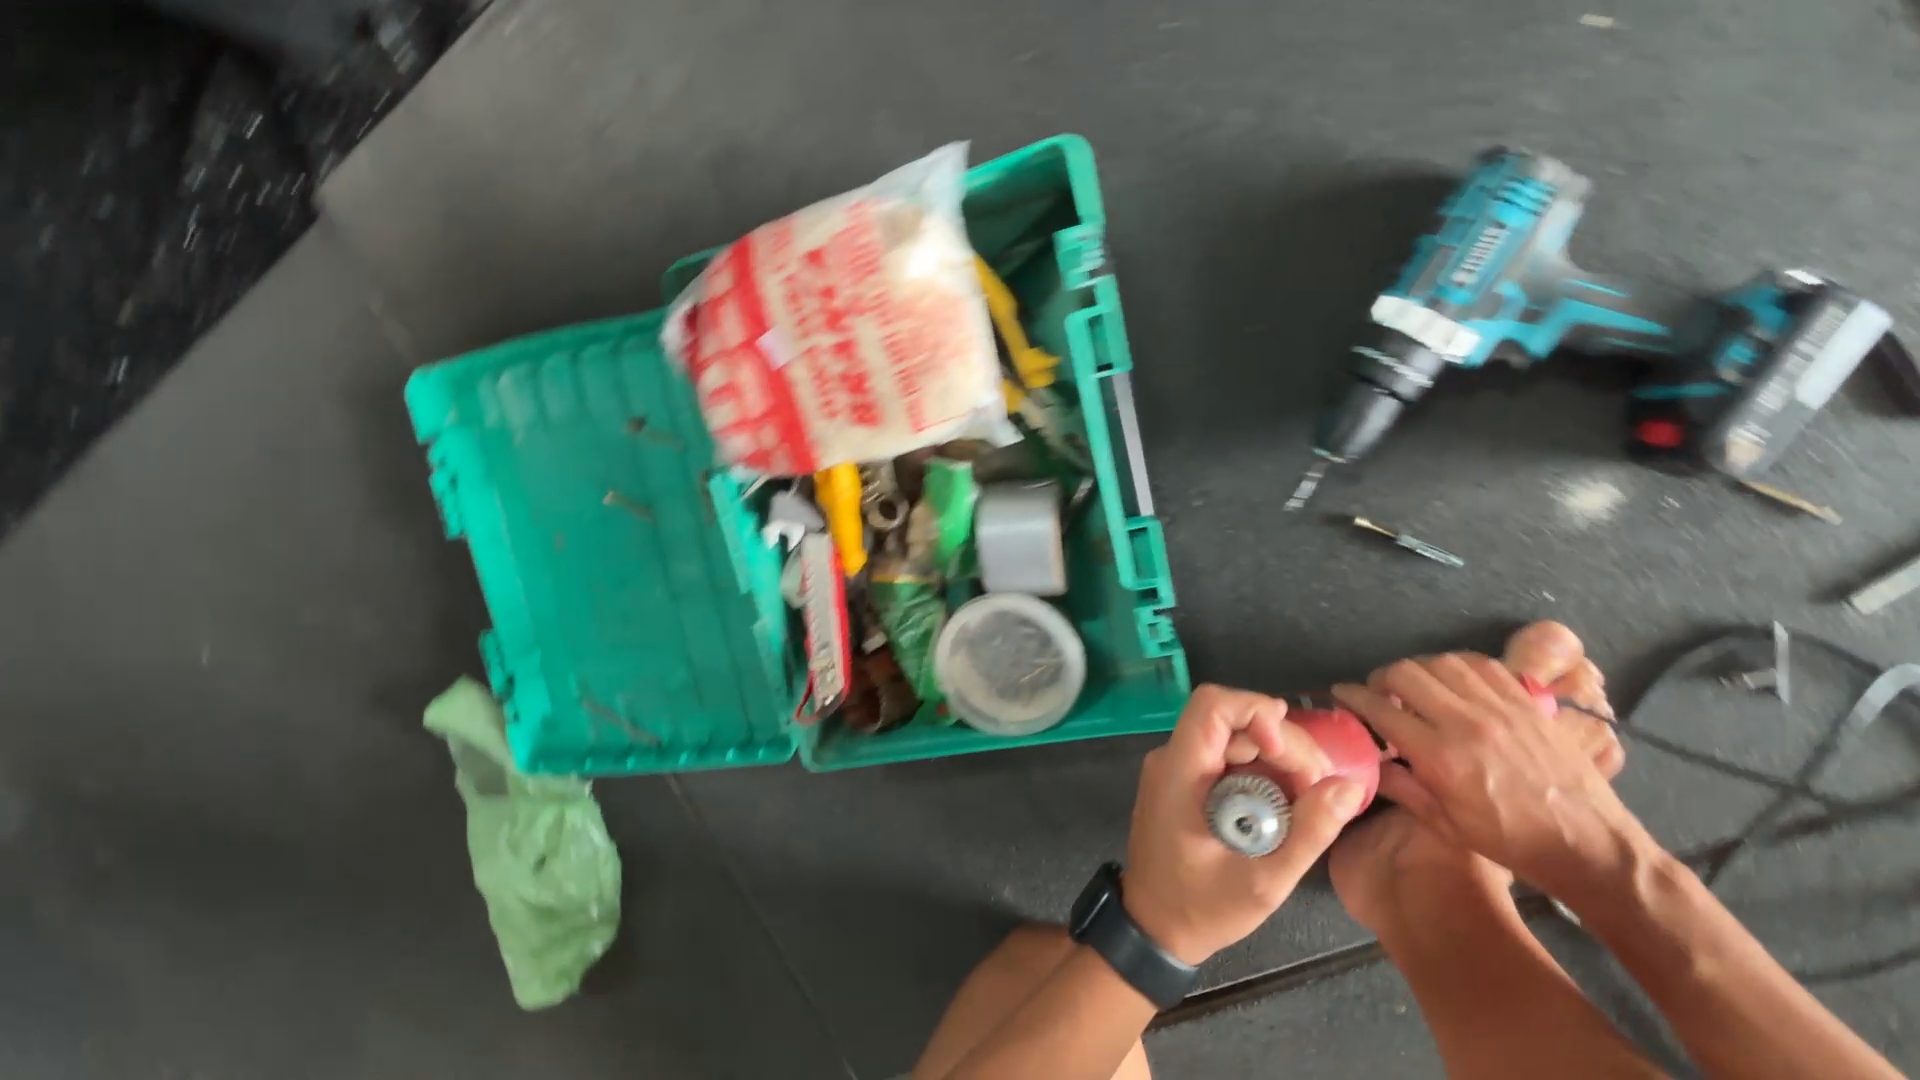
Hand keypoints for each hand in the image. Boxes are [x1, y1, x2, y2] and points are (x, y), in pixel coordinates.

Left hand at [1124, 685, 1370, 965]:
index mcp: (1178, 773)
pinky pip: (1230, 756)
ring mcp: (1178, 768)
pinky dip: (1264, 771)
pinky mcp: (1189, 780)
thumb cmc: (1202, 908)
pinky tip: (1286, 804)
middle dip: (1283, 744)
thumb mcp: (1264, 882)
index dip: (1255, 711)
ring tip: (1308, 801)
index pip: (1211, 705)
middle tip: (1319, 790)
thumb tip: (1349, 785)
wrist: (1154, 927)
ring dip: (1279, 759)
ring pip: (1237, 736)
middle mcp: (1173, 759)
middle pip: (1233, 720)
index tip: (1286, 753)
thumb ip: (1308, 832)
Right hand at [1332, 648, 1652, 902]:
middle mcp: (1466, 722)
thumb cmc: (1508, 842)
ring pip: (1442, 662)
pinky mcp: (1528, 703)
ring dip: (1419, 669)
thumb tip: (1368, 760)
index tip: (1340, 693)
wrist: (1587, 843)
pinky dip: (1458, 666)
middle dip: (1381, 678)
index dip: (1352, 696)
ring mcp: (1500, 708)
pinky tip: (1454, 682)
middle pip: (1406, 673)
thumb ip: (1400, 786)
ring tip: (1415, 686)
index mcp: (1440, 756)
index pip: (1380, 709)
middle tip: (1378, 692)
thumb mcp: (1443, 824)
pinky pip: (1483, 665)